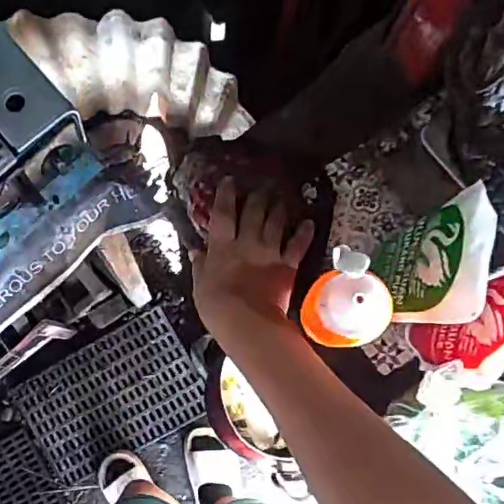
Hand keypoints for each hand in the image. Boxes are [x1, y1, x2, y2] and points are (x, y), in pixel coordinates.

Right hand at [192, 178, 313, 346]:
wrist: (247, 321)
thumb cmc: (217, 306)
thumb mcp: (200, 285)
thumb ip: (200, 266)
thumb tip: (196, 252)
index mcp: (222, 247)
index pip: (223, 214)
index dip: (225, 195)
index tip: (228, 181)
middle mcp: (247, 243)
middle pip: (253, 212)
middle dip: (256, 197)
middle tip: (260, 187)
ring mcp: (269, 252)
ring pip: (275, 222)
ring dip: (278, 208)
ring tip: (280, 199)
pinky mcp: (287, 266)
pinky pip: (298, 245)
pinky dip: (304, 232)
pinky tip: (307, 222)